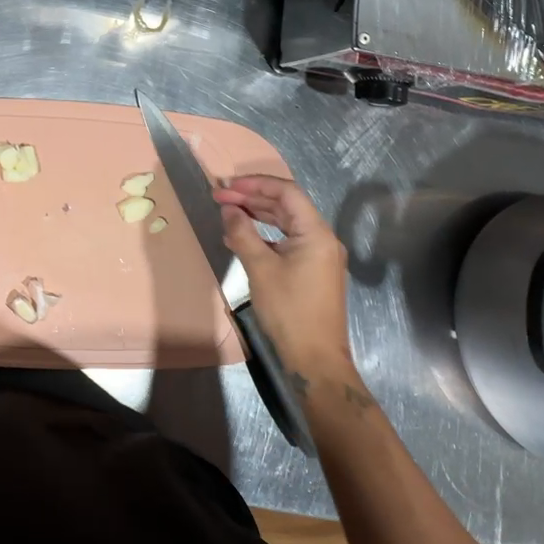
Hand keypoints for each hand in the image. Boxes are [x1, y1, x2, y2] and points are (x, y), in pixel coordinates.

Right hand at [216, 174, 353, 378]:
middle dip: (253, 198)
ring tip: (227, 212)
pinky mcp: (312, 270)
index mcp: (316, 233)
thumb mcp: (260, 268)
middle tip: (220, 196)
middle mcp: (322, 239)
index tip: (227, 187)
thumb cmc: (289, 310)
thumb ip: (242, 233)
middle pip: (286, 205)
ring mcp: (319, 256)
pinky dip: (265, 234)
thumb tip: (228, 209)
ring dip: (257, 215)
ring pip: (286, 223)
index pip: (287, 193)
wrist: (315, 359)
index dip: (255, 184)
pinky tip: (241, 237)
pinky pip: (287, 241)